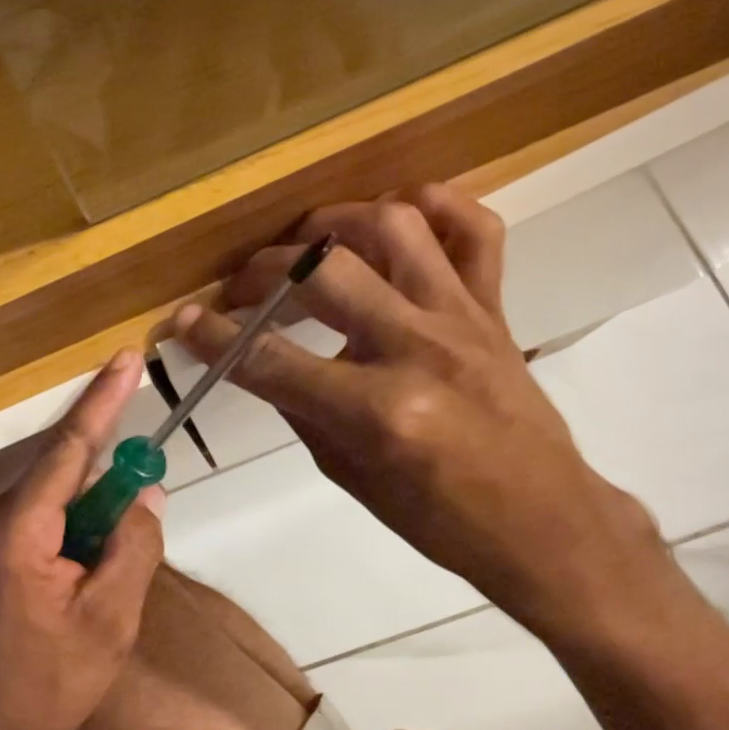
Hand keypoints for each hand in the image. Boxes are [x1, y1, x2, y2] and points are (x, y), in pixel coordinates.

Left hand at [0, 349, 165, 729]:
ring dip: (85, 516)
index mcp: (15, 533)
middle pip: (58, 473)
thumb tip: (145, 492)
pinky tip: (80, 574)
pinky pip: (32, 518)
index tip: (124, 359)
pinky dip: (66, 529)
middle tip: (133, 524)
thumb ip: (134, 543)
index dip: (102, 403)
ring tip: (100, 579)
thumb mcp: (113, 616)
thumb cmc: (55, 683)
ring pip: (47, 498)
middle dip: (103, 485)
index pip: (67, 450)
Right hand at [174, 185, 663, 639]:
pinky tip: (398, 212)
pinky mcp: (494, 309)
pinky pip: (476, 231)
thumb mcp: (350, 478)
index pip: (273, 359)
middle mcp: (417, 349)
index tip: (184, 321)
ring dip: (335, 221)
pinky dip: (438, 205)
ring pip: (394, 228)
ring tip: (306, 241)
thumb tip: (266, 366)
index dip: (215, 338)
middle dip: (264, 271)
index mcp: (376, 410)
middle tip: (242, 286)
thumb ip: (304, 412)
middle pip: (322, 274)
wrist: (544, 525)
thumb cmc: (441, 521)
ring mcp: (462, 320)